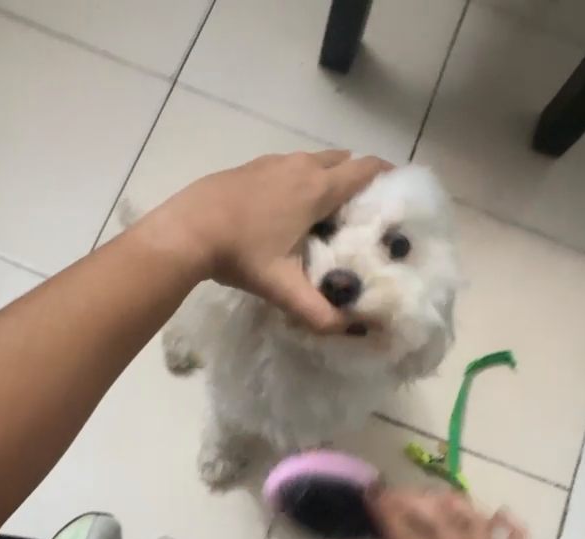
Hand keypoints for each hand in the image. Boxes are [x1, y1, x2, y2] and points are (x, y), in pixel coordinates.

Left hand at [138, 150, 390, 332]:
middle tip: (360, 212)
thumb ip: (318, 312)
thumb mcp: (283, 289)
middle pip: (342, 161)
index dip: (387, 177)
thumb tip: (348, 331)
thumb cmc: (241, 255)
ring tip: (325, 215)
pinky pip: (287, 168)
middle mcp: (299, 166)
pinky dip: (298, 181)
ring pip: (313, 162)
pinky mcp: (249, 168)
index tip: (398, 194)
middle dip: (357, 180)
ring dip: (325, 180)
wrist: (187, 231)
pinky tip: (284, 213)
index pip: (366, 170)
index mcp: (317, 188)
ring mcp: (272, 162)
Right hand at [370, 489, 528, 538]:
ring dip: (456, 506)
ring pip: (477, 525)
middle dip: (417, 502)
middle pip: (444, 522)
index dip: (389, 514)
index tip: (373, 492)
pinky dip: (514, 532)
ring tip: (431, 497)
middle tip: (393, 493)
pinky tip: (501, 514)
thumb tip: (392, 535)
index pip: (411, 538)